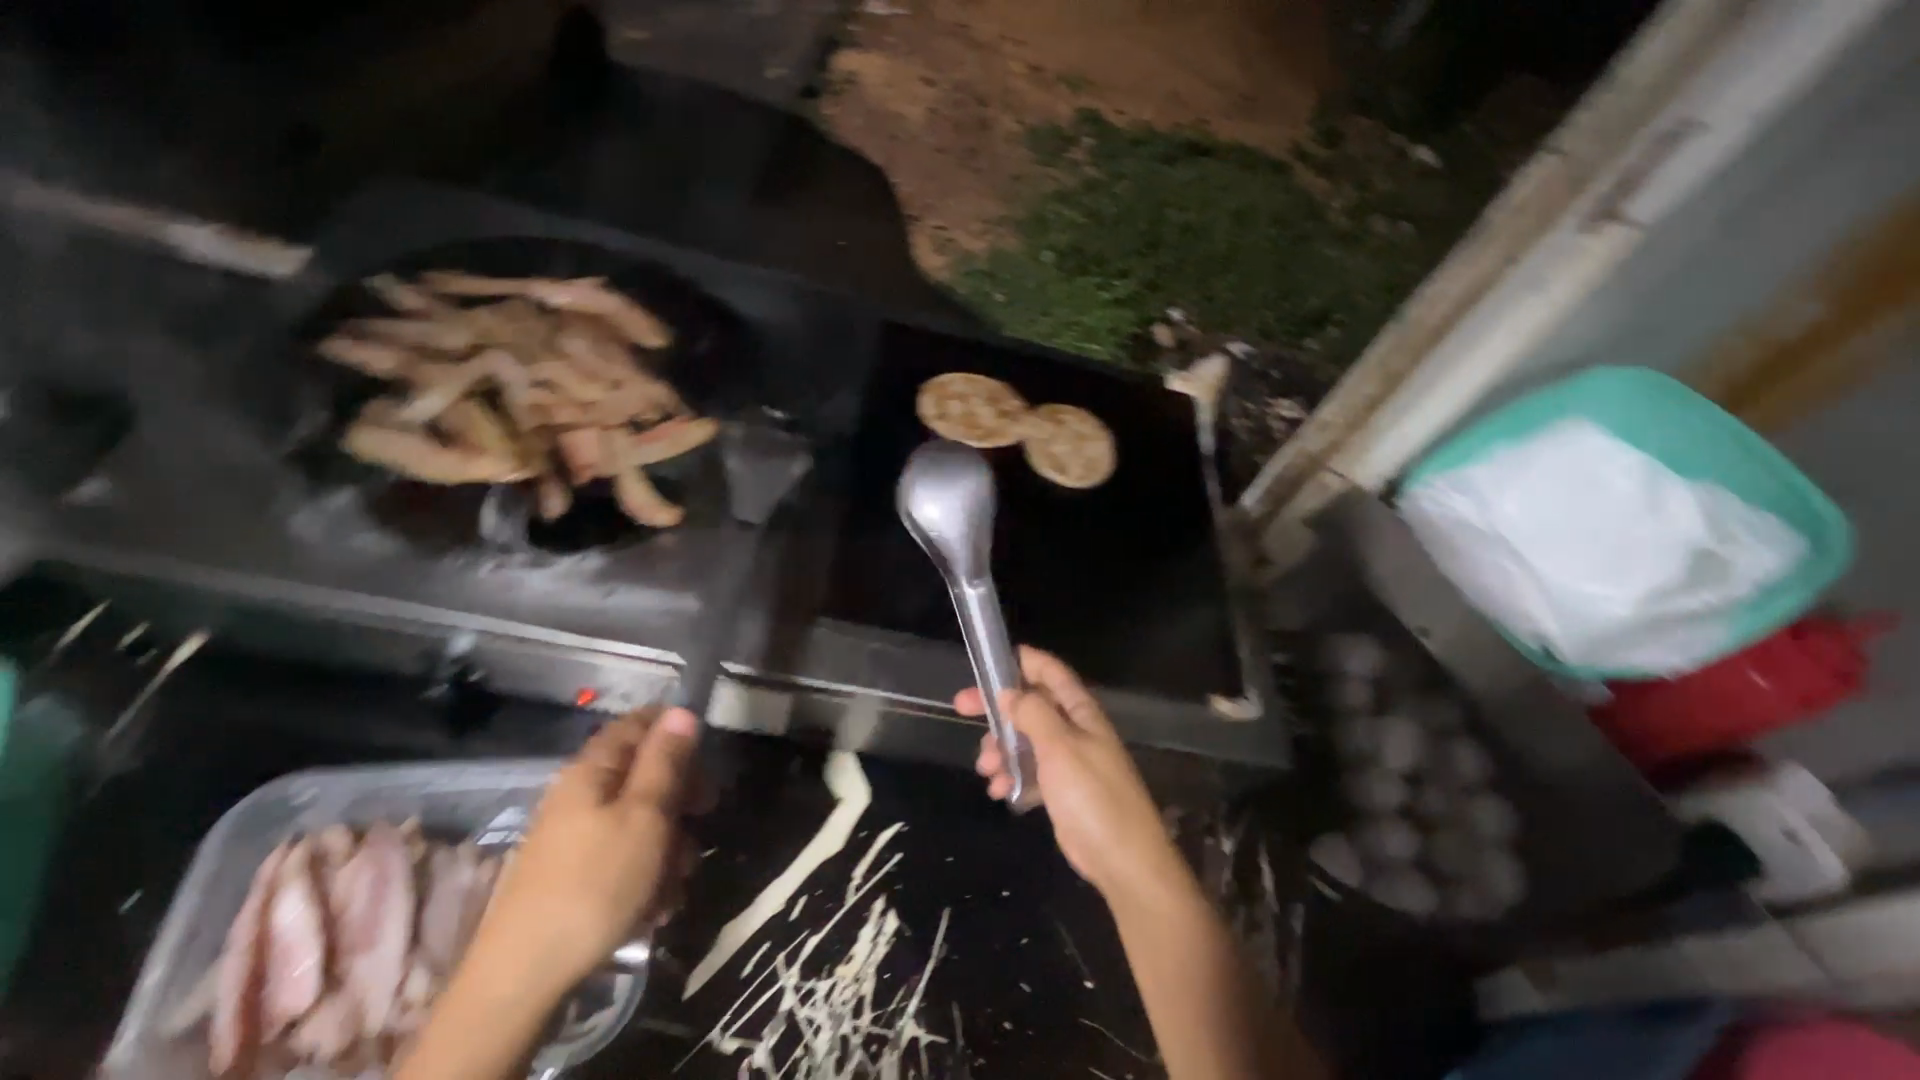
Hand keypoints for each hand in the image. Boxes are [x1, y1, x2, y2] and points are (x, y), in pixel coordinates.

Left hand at [462, 707, 703, 997]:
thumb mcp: (644, 816)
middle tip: (702, 823)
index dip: (676, 732)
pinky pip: (624, 861)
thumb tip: (681, 710)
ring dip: (669, 848)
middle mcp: (579, 796)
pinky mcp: (573, 878)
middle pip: (644, 777)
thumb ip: (666, 762)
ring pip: (640, 824)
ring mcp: (573, 838)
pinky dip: (646, 878)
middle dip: (680, 801)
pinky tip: (654, 908)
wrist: (524, 975)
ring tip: (676, 884)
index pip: (638, 724)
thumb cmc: (595, 884)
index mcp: (592, 770)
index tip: (707, 760)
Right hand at [956, 647, 1186, 904]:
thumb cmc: (1092, 795)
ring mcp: (1068, 761)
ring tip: (986, 769)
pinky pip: (1029, 773)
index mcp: (1081, 712)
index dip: (1023, 661)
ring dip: (1000, 749)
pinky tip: (1000, 792)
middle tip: (961, 707)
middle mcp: (1074, 730)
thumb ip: (1033, 714)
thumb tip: (1009, 692)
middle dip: (997, 708)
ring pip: (1024, 741)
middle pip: (1030, 706)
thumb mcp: (1060, 747)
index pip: (1051, 673)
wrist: (1122, 858)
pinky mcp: (1061, 791)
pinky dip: (1012, 778)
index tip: (988, 661)